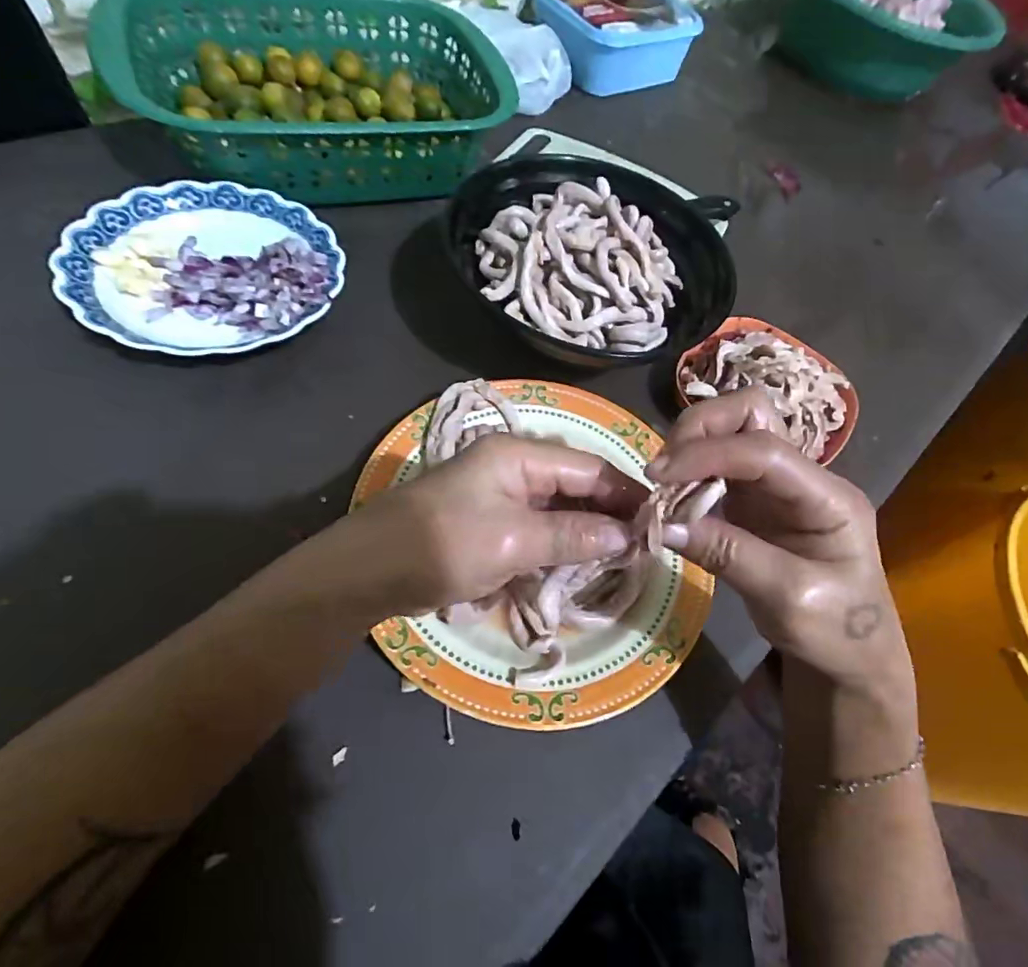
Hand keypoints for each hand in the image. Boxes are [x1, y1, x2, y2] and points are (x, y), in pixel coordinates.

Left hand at [301, 433, 646, 622]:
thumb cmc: (443, 546)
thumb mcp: (515, 541)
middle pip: (575, 484)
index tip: (659, 521)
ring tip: (621, 556)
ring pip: (558, 506)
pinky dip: (560, 542)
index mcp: (518, 454)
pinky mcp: (488, 521)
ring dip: (587, 530)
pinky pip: (536, 526)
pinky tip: (580, 562)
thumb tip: (627, 535)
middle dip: (609, 512)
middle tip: (643, 545)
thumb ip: (573, 534)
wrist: (367, 571)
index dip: (626, 494)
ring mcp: (498, 494)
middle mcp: (512, 466)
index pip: (588, 467)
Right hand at [646, 389, 912, 699]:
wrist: (850, 659)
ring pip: (732, 431)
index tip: (658, 476)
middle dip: (700, 429)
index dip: (707, 454)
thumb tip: (666, 525)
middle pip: (752, 414)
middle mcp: (804, 477)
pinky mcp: (755, 501)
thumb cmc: (836, 633)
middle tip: (661, 472)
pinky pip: (718, 468)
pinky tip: (670, 498)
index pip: (764, 450)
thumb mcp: (788, 600)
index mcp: (828, 497)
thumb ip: (729, 555)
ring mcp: (778, 486)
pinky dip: (690, 473)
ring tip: (661, 486)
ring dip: (691, 447)